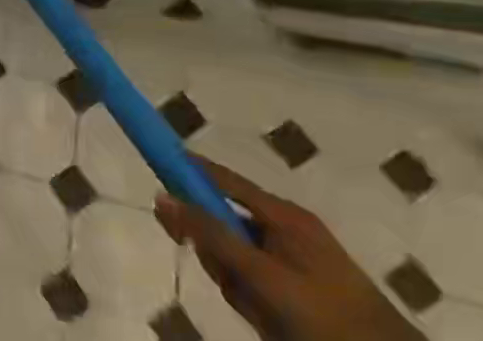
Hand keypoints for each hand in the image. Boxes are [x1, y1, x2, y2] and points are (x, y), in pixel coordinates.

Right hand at [154, 158, 425, 340]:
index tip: (154, 163)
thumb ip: (210, 234)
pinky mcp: (295, 288)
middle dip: (216, 252)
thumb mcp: (262, 274)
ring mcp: (291, 261)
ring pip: (231, 256)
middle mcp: (285, 230)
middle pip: (220, 222)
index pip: (221, 178)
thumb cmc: (328, 314)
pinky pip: (249, 280)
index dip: (187, 169)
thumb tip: (160, 195)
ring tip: (259, 311)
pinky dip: (250, 299)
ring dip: (234, 282)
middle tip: (224, 275)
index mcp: (283, 216)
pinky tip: (269, 321)